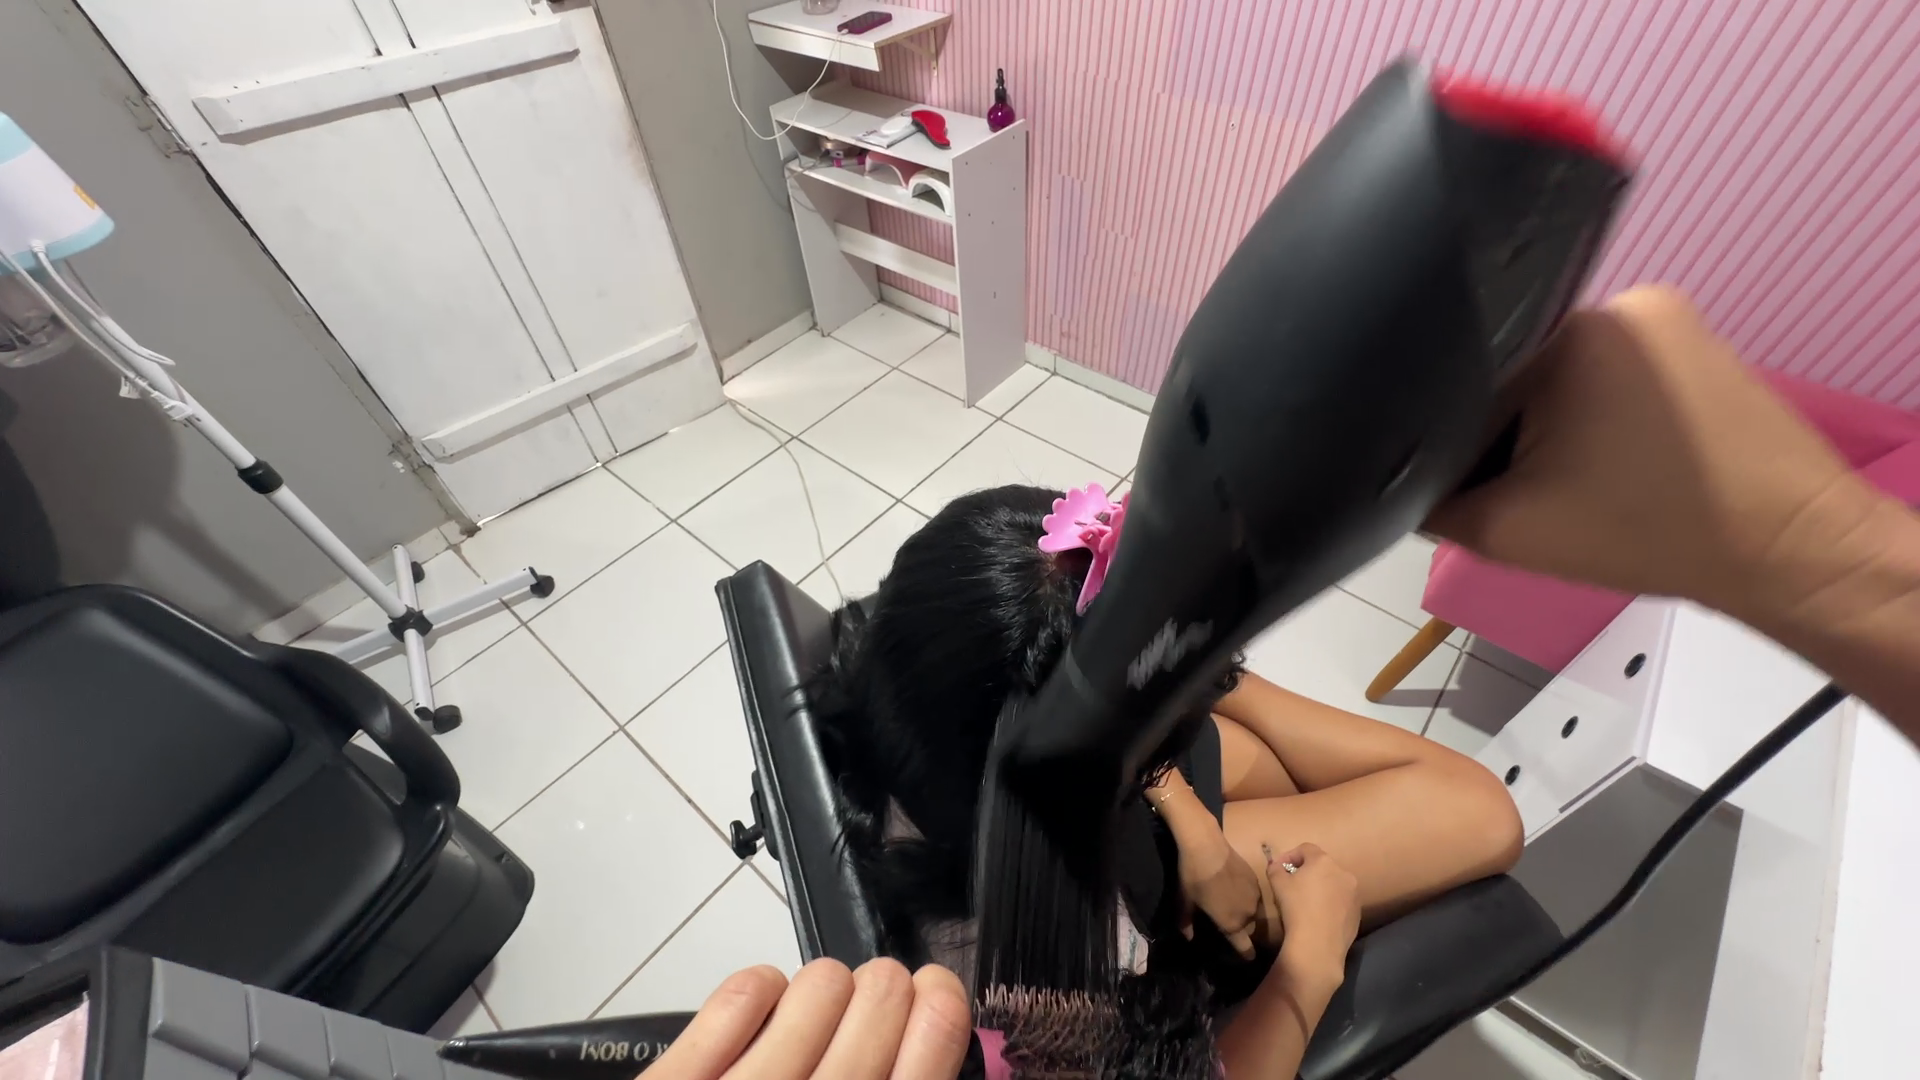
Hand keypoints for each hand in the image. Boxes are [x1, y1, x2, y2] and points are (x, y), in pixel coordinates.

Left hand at [647, 958, 971, 1079]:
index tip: (929, 1001)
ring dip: (821, 1000)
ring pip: (820, 981)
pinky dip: (761, 996)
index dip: (940, 1001)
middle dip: (880, 997)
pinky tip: (760, 1030)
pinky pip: (747, 990)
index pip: (935, 1028)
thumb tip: (923, 1042)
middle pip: (880, 988)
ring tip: (806, 1035)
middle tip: (861, 1027)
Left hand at [1177, 832, 1263, 959]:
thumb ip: (1186, 922)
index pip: (1246, 950)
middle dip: (1242, 929)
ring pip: (1254, 912)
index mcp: (1231, 924)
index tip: (1244, 955)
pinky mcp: (1256, 878)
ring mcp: (1255, 896)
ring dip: (1245, 911)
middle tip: (1228, 919)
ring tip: (1231, 900)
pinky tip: (1234, 884)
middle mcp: (1247, 914)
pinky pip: (1254, 894)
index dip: (1245, 954)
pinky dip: (1247, 894)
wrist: (1206, 845)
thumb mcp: (1184, 901)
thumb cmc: (1193, 876)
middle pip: (1249, 930)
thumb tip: (1188, 937)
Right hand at [1265, 842, 1359, 989]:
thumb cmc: (1296, 907)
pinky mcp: (1358, 912)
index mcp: (1323, 861)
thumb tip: (1278, 866)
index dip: (1290, 855)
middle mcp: (1343, 873)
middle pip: (1321, 864)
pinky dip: (1330, 901)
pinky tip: (1319, 914)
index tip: (1279, 868)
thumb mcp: (1276, 882)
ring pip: (1333, 882)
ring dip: (1320, 886)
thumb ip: (1275, 867)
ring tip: (1307, 900)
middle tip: (1292, 883)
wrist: (1318, 944)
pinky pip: (1341, 899)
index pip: (1305, 849)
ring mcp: (1354, 894)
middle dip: (1306, 871)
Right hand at [1427, 285, 1879, 626]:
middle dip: (1490, 429)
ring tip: (1546, 471)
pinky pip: (1590, 371)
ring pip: (1543, 373)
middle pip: (1501, 374)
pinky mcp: (1684, 339)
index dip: (1445, 440)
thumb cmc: (1641, 533)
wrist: (1788, 554)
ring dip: (1529, 421)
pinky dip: (1571, 412)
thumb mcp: (1497, 529)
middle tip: (1501, 484)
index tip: (1454, 482)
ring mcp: (1658, 315)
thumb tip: (1391, 486)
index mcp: (1566, 334)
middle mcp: (1614, 304)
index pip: (1462, 384)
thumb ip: (1423, 504)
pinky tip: (1584, 453)